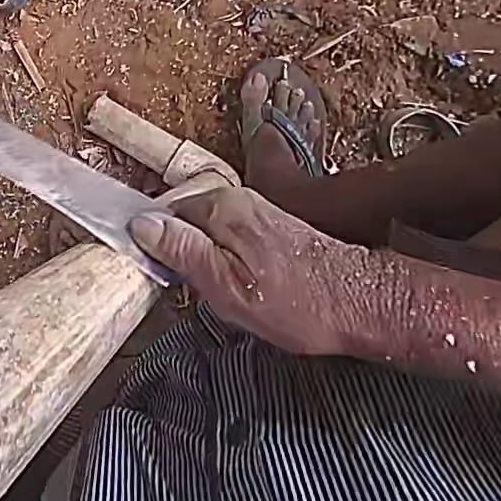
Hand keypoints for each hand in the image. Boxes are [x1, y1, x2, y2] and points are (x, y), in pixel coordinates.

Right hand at [130, 187, 370, 355]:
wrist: (360, 302)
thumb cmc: (295, 302)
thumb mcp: (224, 285)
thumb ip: (181, 250)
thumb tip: (141, 223)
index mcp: (219, 207)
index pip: (163, 215)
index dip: (158, 247)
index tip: (165, 278)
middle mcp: (237, 198)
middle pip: (185, 221)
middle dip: (183, 252)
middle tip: (198, 291)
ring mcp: (256, 209)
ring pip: (208, 230)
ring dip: (206, 258)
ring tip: (225, 292)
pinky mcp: (270, 223)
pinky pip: (230, 235)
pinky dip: (227, 258)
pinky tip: (244, 284)